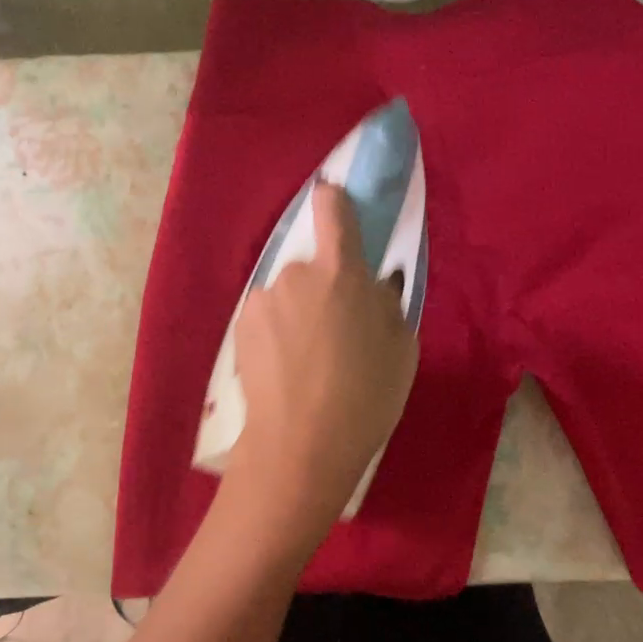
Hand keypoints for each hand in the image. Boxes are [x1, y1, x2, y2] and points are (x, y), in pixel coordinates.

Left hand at [222, 183, 418, 551]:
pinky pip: (267, 317)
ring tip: (308, 361)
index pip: (334, 212)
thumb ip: (385, 303)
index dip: (334, 201)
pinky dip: (276, 333)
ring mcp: (264, 299)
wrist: (301, 443)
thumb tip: (372, 286)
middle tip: (335, 333)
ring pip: (287, 295)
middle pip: (312, 266)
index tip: (332, 197)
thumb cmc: (365, 397)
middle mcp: (297, 274)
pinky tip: (285, 369)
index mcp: (343, 273)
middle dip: (323, 288)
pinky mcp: (241, 325)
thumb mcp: (401, 348)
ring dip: (297, 313)